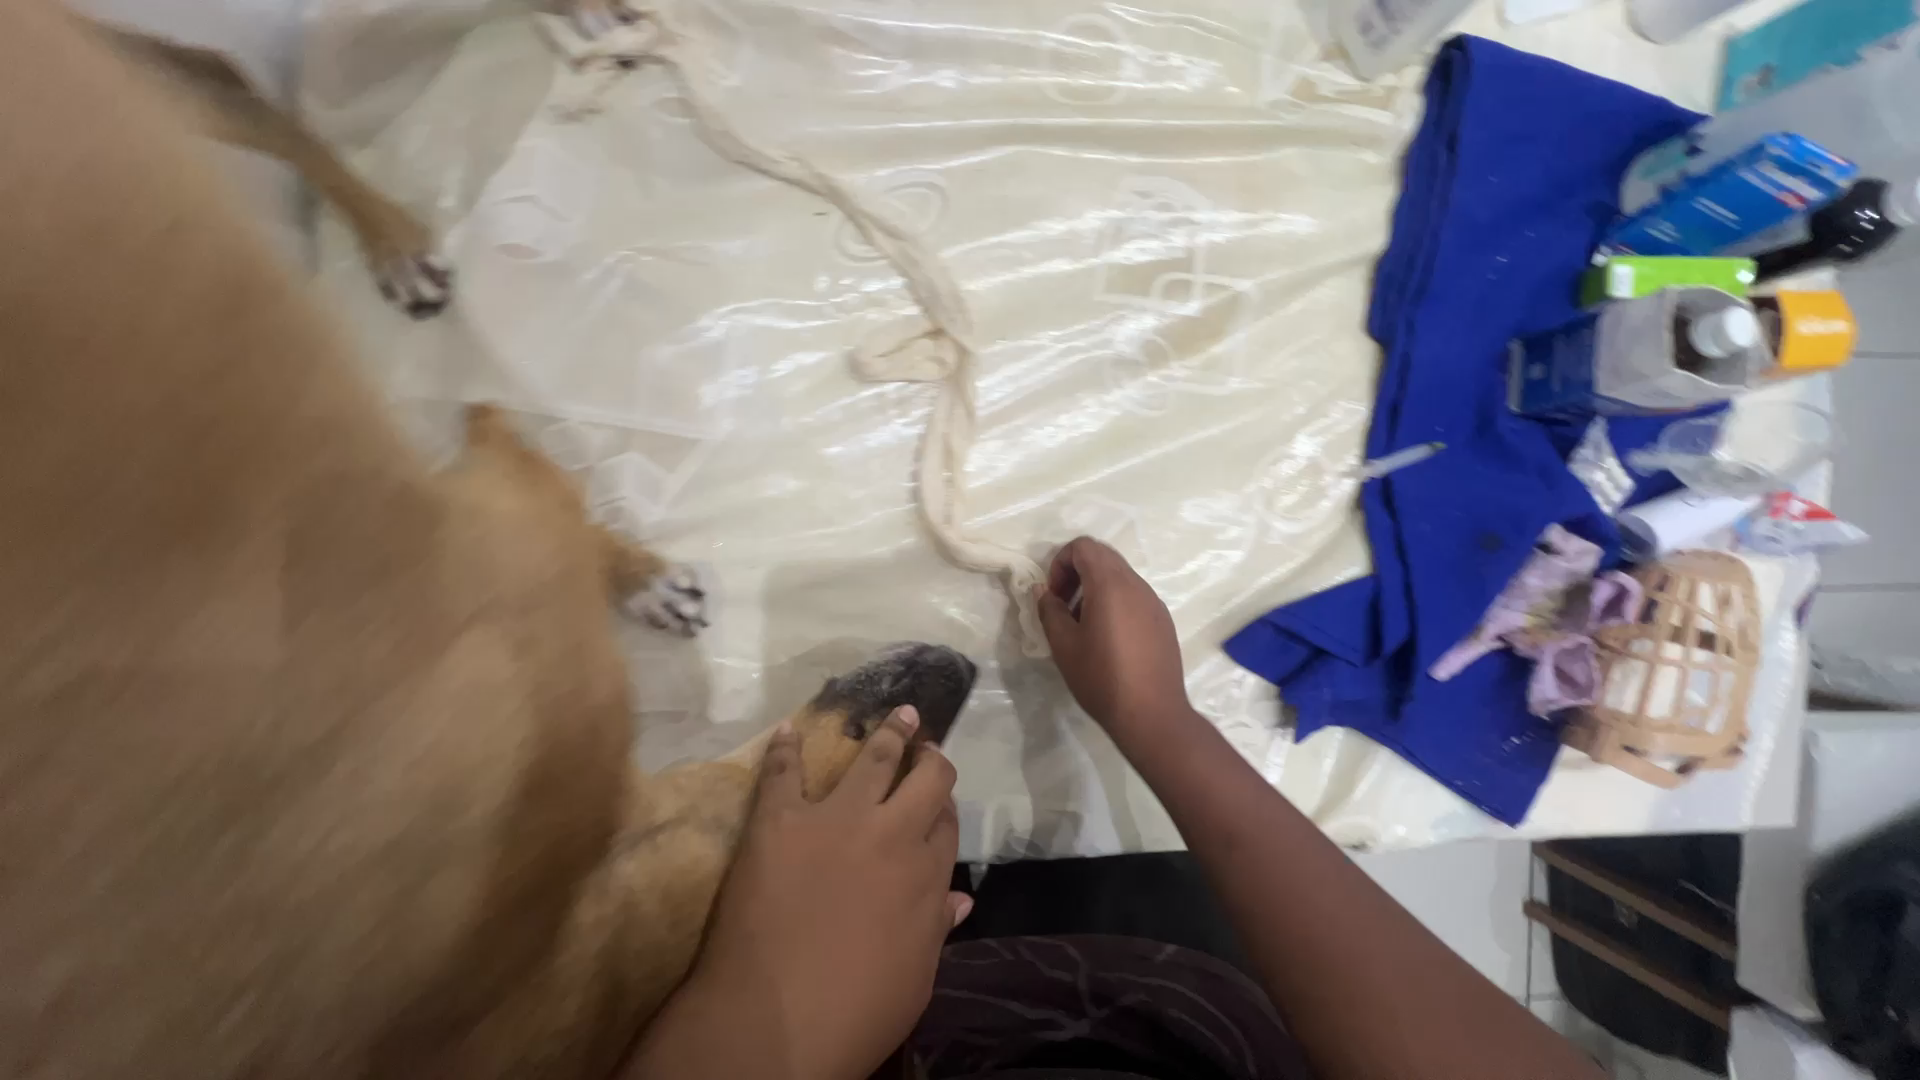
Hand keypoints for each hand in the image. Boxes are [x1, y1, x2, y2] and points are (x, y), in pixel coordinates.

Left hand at [628, 707, 968, 1079]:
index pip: (947, 823)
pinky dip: (785, 749)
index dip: (945, 806)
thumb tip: (960, 900)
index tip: (941, 798)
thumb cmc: (855, 1013)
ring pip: (873, 759)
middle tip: (926, 745)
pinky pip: (784, 773)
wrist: (775, 1023)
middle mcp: (891, 834)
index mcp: (926, 875)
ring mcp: (836, 820)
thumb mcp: (916, 981)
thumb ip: (937, 930)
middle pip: (925, 779)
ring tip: (899, 713)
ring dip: (887, 732)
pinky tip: (788, 730)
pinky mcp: (782, 821)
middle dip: (930, 758)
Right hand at [1033, 537, 1193, 738]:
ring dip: (1095, 589)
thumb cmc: (1102, 678)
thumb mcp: (1064, 645)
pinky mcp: (1163, 621)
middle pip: (1103, 557)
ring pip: (1120, 577)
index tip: (1053, 595)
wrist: (1152, 715)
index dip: (1060, 563)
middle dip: (1076, 573)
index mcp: (1110, 584)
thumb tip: (1044, 591)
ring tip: (1083, 626)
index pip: (1083, 547)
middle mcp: (1137, 585)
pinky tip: (1108, 640)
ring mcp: (1154, 602)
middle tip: (1063, 606)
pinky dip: (1115, 603)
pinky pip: (1135, 597)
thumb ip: (1049, 610)